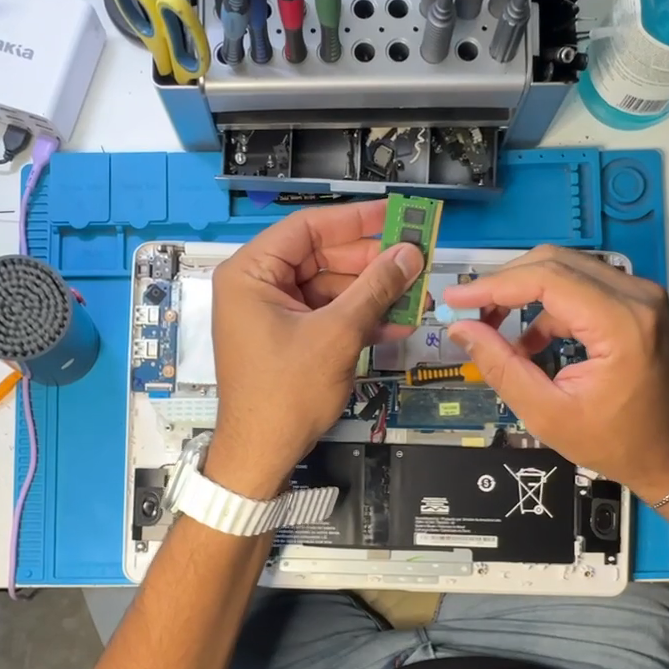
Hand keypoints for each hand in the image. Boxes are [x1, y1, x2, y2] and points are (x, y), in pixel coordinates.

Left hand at [207, 201, 423, 497]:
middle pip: (322, 258)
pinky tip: (397, 322)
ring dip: (372, 294)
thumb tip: (409, 253)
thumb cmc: (287, 392)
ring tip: (416, 294)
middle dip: (371, 263)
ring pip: (330, 289)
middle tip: (415, 258)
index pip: (308, 228)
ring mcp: (272, 314)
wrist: (263, 454)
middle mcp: (257, 286)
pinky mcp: (287, 339)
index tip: (396, 214)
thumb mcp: (337, 334)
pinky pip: (326, 316)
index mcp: (252, 273)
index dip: (356, 220)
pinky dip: (358, 319)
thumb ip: (375, 288)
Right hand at [443, 246, 668, 502]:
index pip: (546, 279)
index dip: (494, 285)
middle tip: (468, 312)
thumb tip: (461, 330)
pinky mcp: (637, 302)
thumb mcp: (546, 414)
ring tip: (491, 325)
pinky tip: (528, 340)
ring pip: (566, 268)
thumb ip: (502, 367)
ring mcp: (641, 294)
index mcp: (620, 323)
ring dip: (523, 291)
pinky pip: (581, 285)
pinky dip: (547, 304)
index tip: (454, 300)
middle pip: (555, 263)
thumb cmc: (613, 442)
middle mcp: (636, 295)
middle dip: (504, 283)